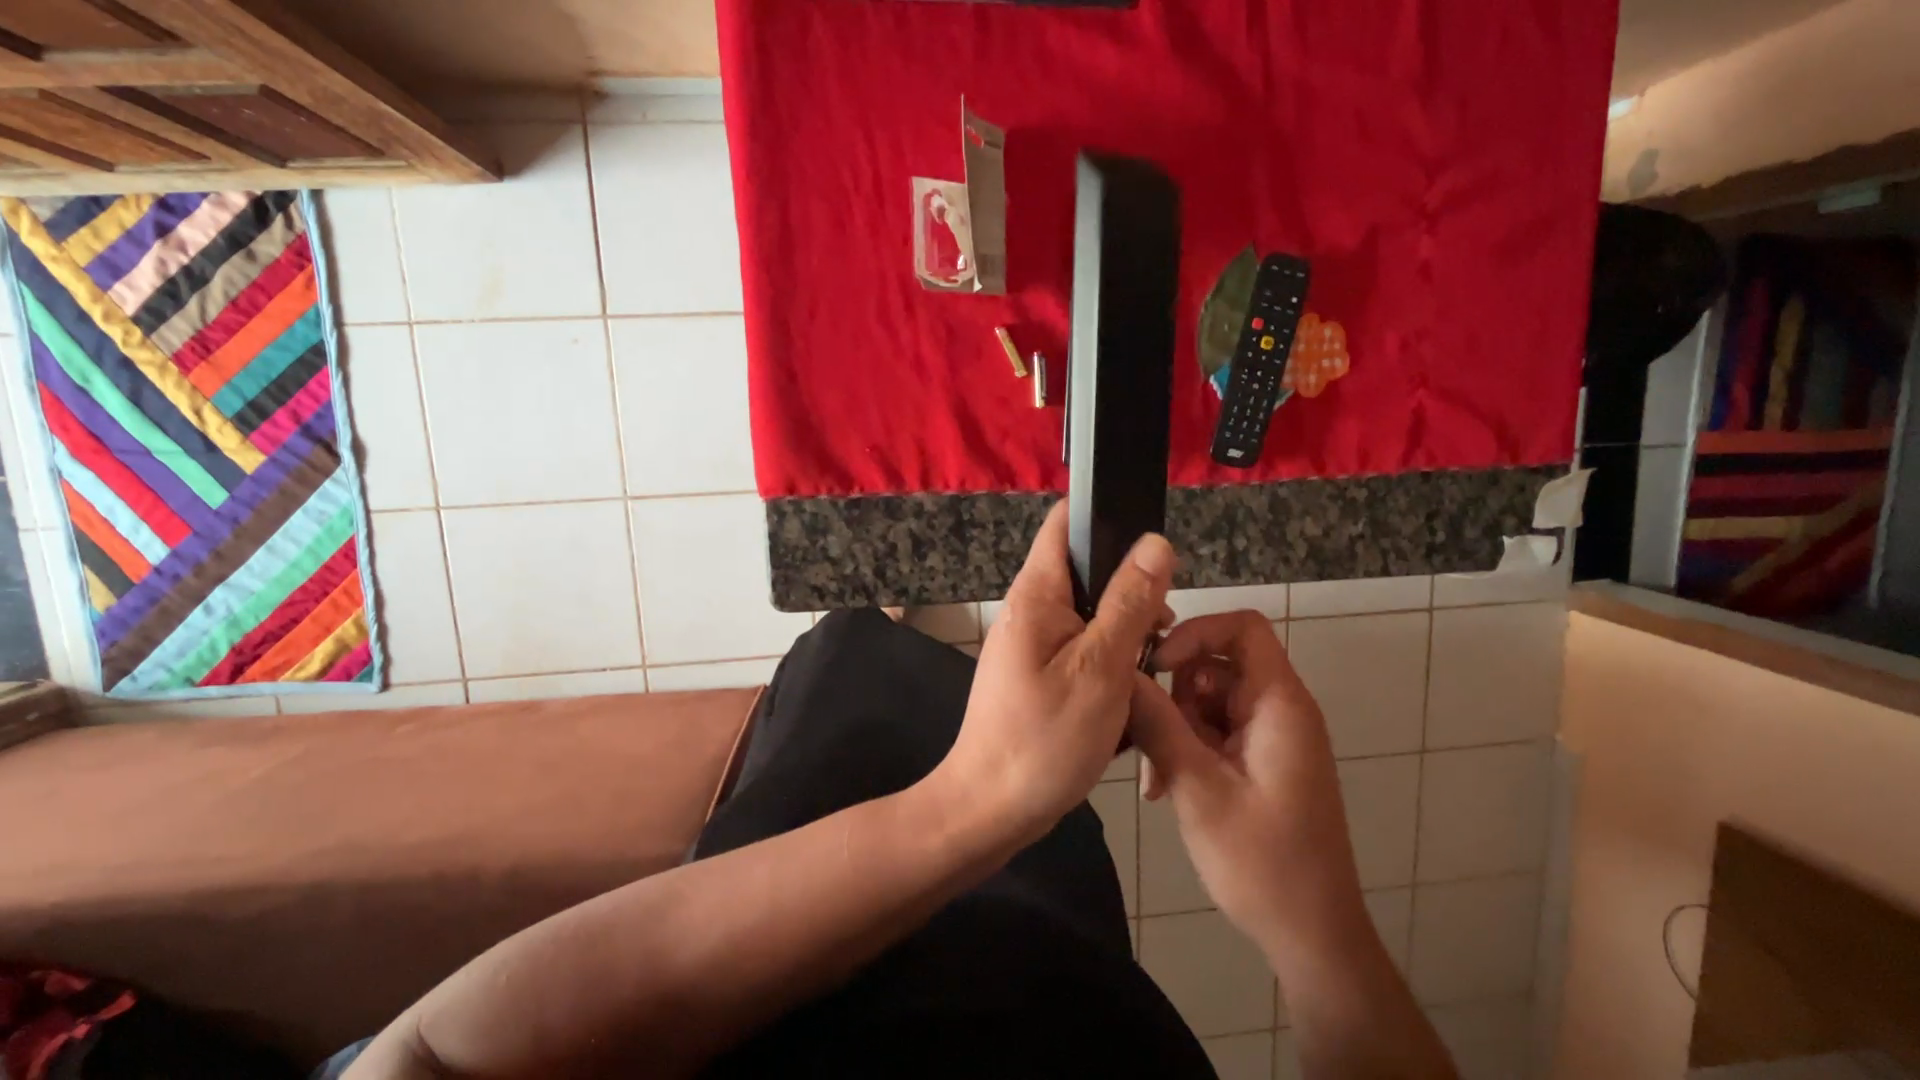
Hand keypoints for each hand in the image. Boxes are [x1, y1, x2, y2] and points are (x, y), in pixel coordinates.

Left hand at [932, 502, 1174, 846]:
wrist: (990, 809)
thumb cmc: (1045, 739)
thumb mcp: (1101, 669)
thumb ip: (1128, 604)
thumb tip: (1155, 544)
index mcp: (1036, 594)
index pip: (1065, 523)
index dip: (1108, 518)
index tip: (1154, 544)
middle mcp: (1029, 611)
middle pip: (1087, 571)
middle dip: (1131, 589)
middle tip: (1164, 630)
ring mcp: (1031, 646)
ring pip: (1091, 616)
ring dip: (1126, 633)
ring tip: (1153, 665)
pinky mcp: (1038, 676)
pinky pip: (1082, 651)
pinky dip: (1111, 663)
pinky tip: (1130, 692)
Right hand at [1130, 612, 1367, 954]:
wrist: (1310, 932)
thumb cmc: (1260, 859)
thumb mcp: (1196, 787)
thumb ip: (1157, 723)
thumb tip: (1120, 674)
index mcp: (1279, 704)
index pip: (1242, 627)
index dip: (1193, 633)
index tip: (1153, 668)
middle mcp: (1280, 710)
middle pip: (1217, 663)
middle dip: (1174, 692)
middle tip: (1148, 737)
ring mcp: (1272, 737)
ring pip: (1210, 699)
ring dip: (1175, 726)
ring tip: (1156, 778)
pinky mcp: (1262, 762)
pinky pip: (1217, 732)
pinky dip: (1189, 749)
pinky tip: (1165, 789)